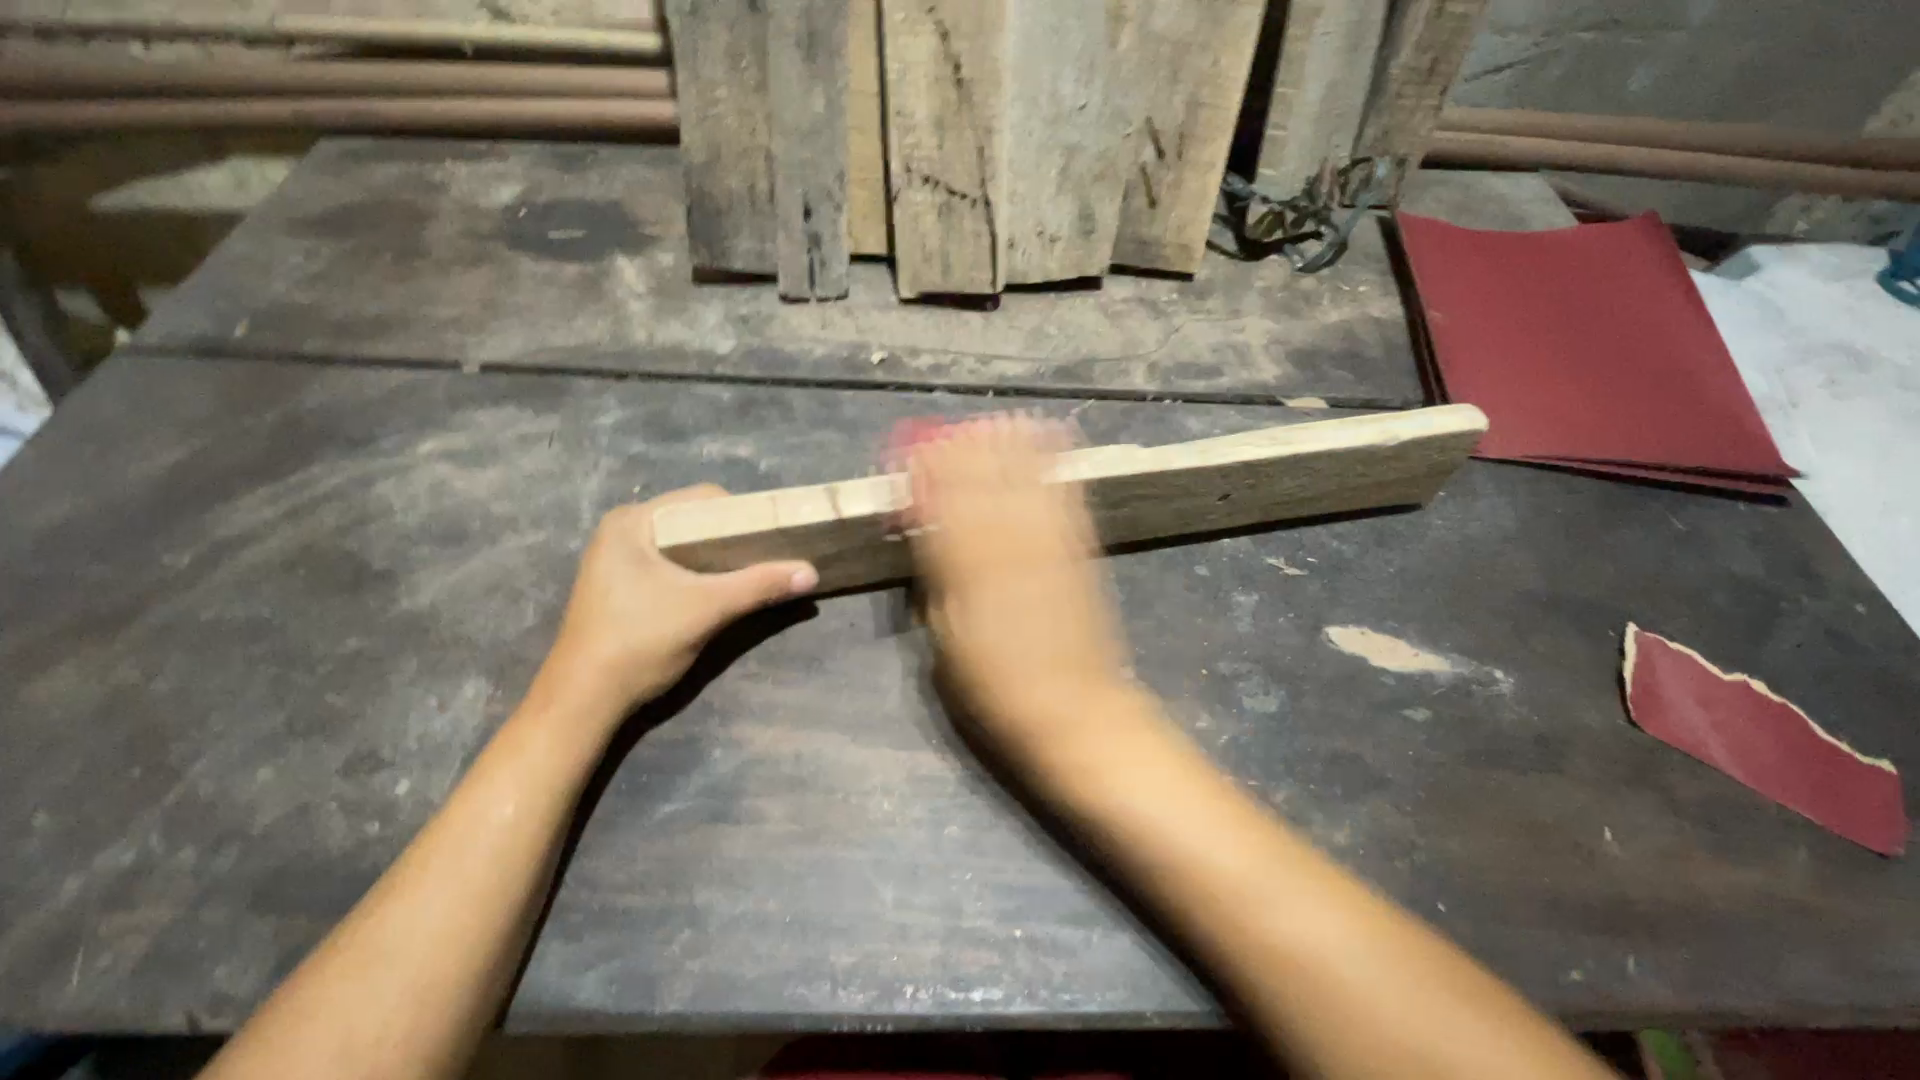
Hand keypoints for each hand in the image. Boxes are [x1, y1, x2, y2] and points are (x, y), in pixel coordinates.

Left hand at [532, 485, 817, 726]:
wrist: (583, 701)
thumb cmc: (639, 641)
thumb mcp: (706, 609)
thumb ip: (758, 586)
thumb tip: (811, 572)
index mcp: (633, 521)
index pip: (704, 499)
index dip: (744, 515)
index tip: (776, 538)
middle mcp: (622, 532)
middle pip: (695, 523)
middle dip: (734, 541)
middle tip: (770, 559)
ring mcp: (619, 561)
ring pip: (685, 548)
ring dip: (719, 562)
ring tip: (753, 577)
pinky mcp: (622, 588)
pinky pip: (672, 568)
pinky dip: (700, 577)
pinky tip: (721, 595)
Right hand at [906, 416, 1141, 760]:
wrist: (1075, 710)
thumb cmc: (995, 688)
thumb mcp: (945, 641)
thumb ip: (936, 582)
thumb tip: (926, 538)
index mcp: (967, 572)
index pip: (941, 506)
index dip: (926, 474)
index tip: (911, 452)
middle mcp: (1008, 547)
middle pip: (983, 483)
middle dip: (964, 452)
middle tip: (947, 431)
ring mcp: (1049, 544)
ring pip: (1024, 480)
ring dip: (1007, 447)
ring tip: (994, 421)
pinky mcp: (1081, 548)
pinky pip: (1066, 495)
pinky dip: (1054, 463)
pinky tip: (1048, 436)